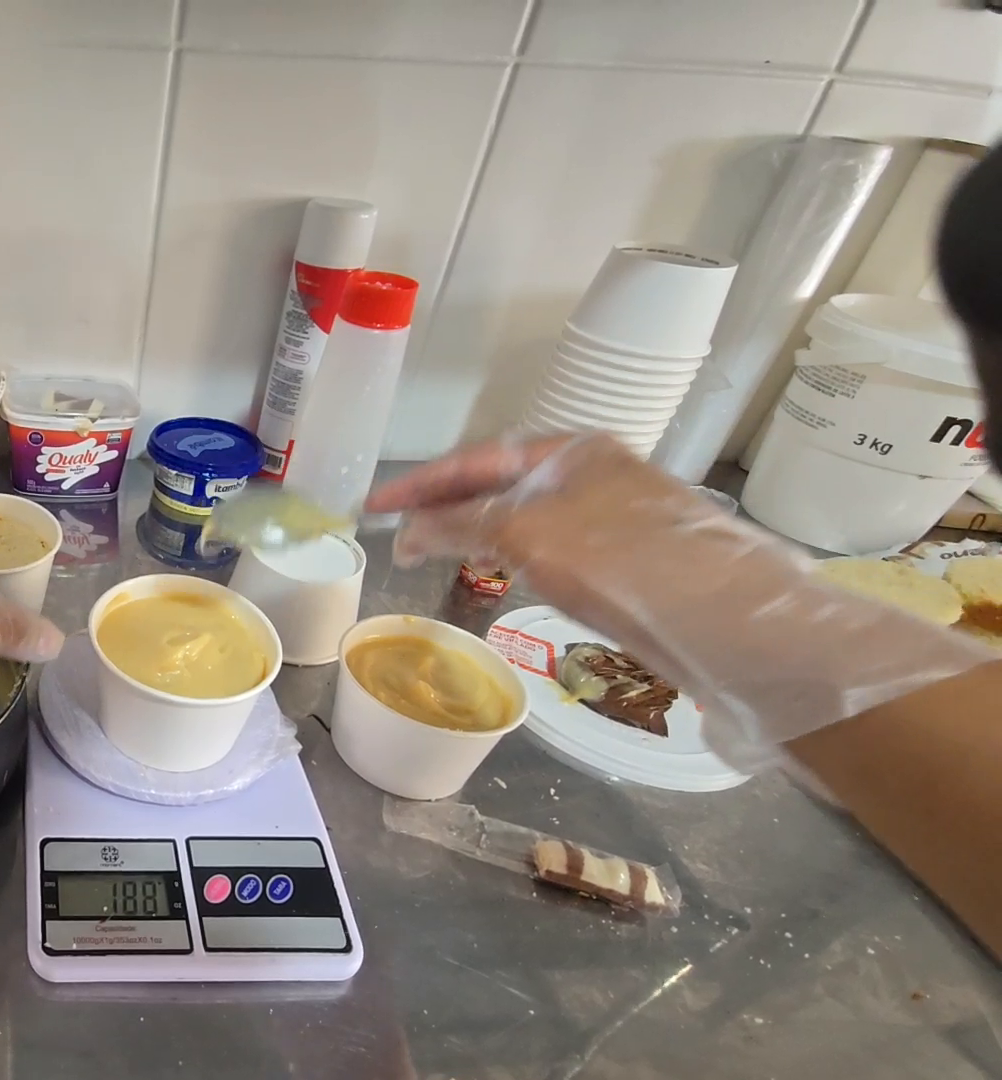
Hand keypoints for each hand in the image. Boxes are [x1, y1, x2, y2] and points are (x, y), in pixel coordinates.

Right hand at [368, 434, 994, 768]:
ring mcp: (604, 513)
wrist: (721, 618)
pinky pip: (540, 543)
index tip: (372, 506)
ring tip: (426, 550)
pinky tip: (486, 568)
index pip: (471, 460)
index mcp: (567, 450)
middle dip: (441, 506)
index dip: (416, 484)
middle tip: (394, 531)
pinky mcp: (616, 554)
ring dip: (468, 531)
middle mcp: (586, 473)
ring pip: (516, 515)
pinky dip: (503, 552)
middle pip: (493, 484)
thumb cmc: (615, 558)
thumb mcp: (523, 532)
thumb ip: (456, 524)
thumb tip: (406, 530)